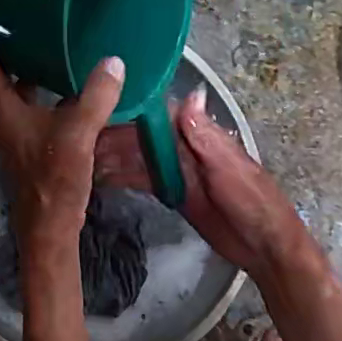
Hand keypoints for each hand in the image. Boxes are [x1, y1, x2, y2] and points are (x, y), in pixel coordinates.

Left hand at [0, 5, 124, 249]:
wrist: (50, 228)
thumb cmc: (53, 181)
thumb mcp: (76, 135)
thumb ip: (95, 97)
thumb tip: (113, 62)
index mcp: (5, 109)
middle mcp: (6, 117)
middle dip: (1, 43)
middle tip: (17, 15)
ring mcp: (19, 131)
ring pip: (16, 89)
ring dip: (24, 65)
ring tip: (45, 40)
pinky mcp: (35, 143)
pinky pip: (35, 104)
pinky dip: (46, 88)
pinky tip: (70, 82)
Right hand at [94, 87, 288, 273]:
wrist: (265, 247)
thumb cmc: (253, 203)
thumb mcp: (228, 167)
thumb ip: (205, 135)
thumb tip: (191, 93)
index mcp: (200, 137)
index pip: (158, 116)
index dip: (129, 111)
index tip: (98, 109)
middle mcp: (185, 149)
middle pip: (142, 138)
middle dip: (111, 138)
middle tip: (77, 143)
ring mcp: (178, 171)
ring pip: (138, 159)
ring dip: (111, 159)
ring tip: (80, 161)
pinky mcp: (174, 193)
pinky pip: (143, 180)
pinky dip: (122, 178)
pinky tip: (98, 179)